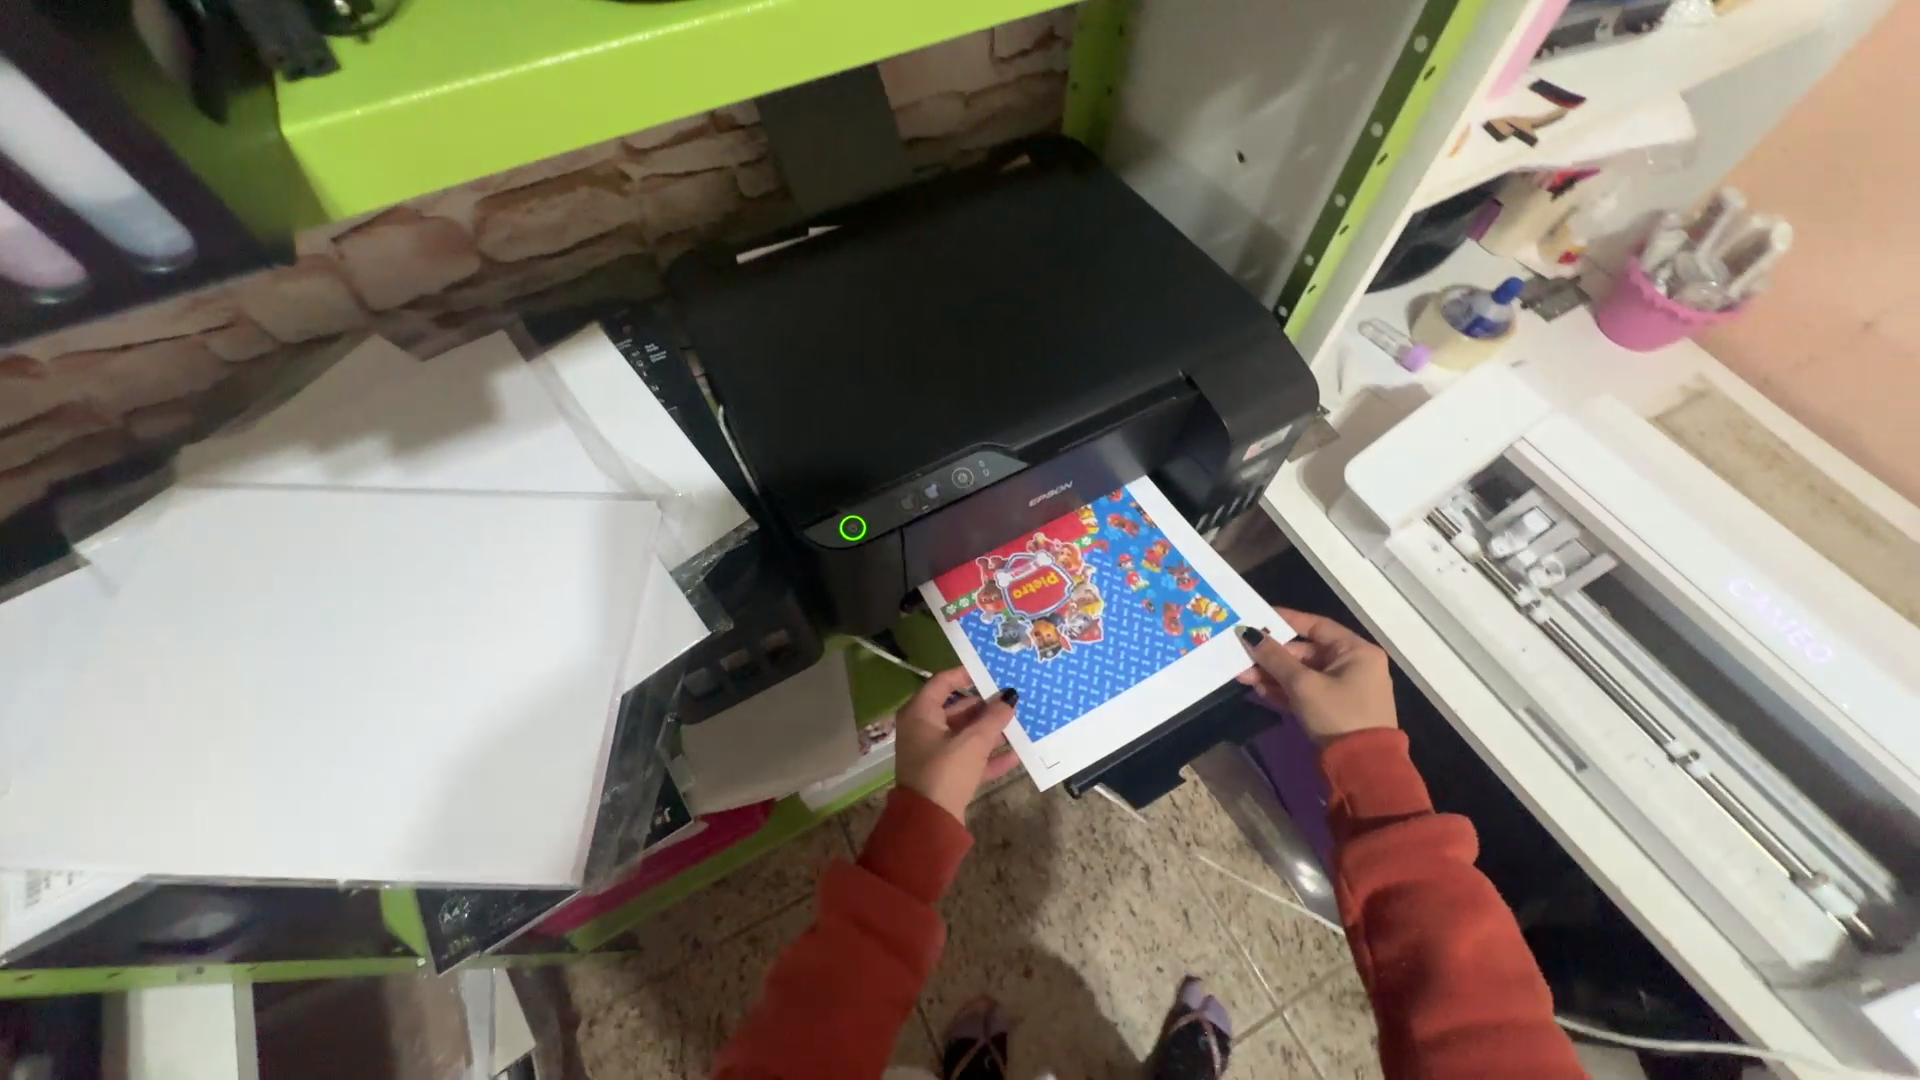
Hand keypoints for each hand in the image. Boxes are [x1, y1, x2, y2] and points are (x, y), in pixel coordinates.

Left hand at [895, 668, 1021, 821]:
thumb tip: (1010, 698)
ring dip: (990, 731)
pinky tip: (1016, 754)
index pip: (942, 682)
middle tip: (1012, 698)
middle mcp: (923, 729)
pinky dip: (988, 756)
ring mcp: (932, 753)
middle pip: (957, 709)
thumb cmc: (945, 771)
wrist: (928, 823)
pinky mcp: (944, 775)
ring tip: (1019, 723)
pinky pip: (968, 757)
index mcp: (920, 713)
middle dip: (985, 706)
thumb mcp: (973, 742)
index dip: (966, 675)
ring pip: (964, 734)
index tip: (991, 671)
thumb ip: (993, 719)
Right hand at [1236, 607, 1395, 746]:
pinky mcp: (1335, 708)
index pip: (1316, 625)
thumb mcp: (1303, 684)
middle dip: (1272, 657)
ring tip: (1244, 677)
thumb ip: (1274, 658)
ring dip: (1273, 675)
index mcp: (1355, 651)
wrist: (1362, 766)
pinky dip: (1285, 690)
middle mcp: (1353, 665)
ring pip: (1302, 673)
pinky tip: (1260, 692)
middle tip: (1242, 657)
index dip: (1285, 620)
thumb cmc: (1337, 714)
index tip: (1257, 618)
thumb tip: (1249, 633)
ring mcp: (1345, 688)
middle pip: (1305, 652)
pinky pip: (1306, 691)